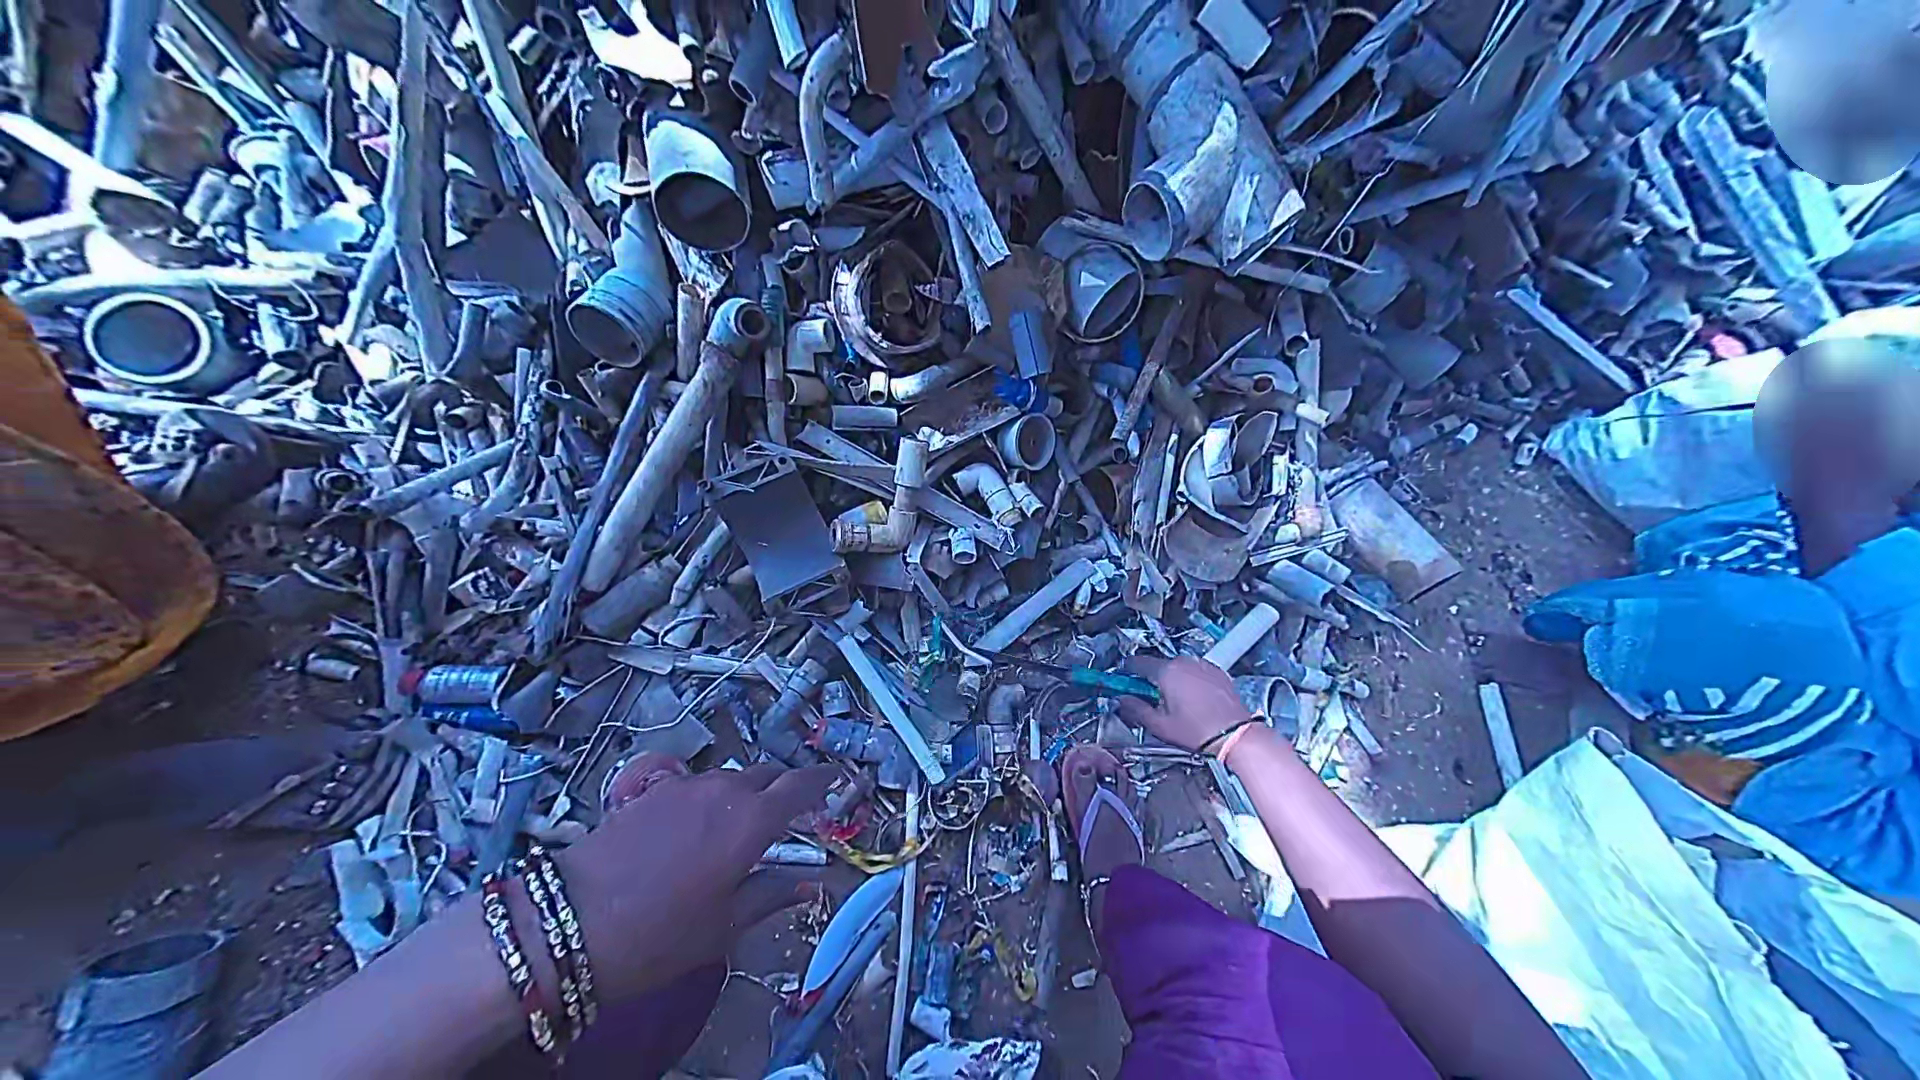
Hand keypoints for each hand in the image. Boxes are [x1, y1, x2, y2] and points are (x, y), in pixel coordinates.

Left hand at [549, 763, 837, 998]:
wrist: (565, 922)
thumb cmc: (656, 933)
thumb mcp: (722, 926)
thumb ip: (771, 895)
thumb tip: (807, 885)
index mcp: (751, 820)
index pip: (801, 785)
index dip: (822, 780)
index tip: (835, 780)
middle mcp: (724, 790)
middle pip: (767, 776)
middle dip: (783, 790)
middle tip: (788, 817)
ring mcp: (685, 786)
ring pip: (731, 779)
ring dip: (745, 795)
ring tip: (738, 830)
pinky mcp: (652, 790)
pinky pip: (696, 786)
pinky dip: (710, 799)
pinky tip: (695, 829)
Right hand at [1117, 656, 1251, 751]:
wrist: (1237, 736)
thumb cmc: (1201, 731)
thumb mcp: (1160, 725)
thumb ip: (1135, 709)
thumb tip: (1122, 701)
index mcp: (1167, 671)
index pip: (1136, 663)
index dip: (1126, 673)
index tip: (1124, 682)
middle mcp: (1185, 662)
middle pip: (1157, 666)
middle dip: (1150, 680)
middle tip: (1150, 700)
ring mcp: (1202, 665)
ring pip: (1177, 668)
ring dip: (1171, 680)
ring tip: (1174, 704)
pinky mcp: (1216, 672)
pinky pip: (1194, 672)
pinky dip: (1189, 681)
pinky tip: (1192, 701)